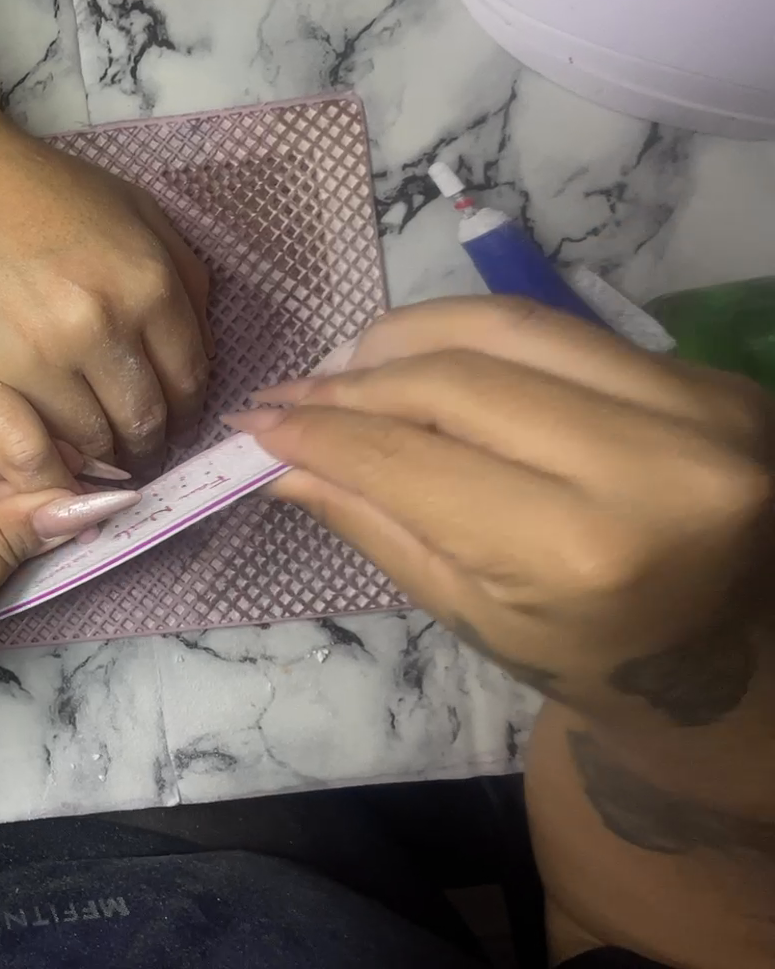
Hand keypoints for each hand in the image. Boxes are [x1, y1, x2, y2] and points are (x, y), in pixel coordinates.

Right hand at [0, 130, 212, 490]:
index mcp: (146, 284)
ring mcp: (33, 361)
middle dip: (146, 444)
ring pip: (89, 444)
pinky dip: (47, 481)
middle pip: (143, 422)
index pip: (189, 381)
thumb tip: (195, 352)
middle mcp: (98, 329)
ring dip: (99, 459)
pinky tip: (55, 480)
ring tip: (91, 456)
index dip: (185, 413)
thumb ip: (183, 275)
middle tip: (134, 449)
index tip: (170, 423)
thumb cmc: (33, 189)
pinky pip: (24, 457)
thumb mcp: (135, 208)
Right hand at [226, 297, 773, 728]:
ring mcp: (694, 408)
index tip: (248, 423)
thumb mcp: (452, 600)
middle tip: (282, 397)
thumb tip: (270, 458)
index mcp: (580, 549)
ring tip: (339, 371)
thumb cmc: (574, 646)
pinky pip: (544, 327)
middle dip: (341, 386)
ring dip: (392, 342)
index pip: (402, 460)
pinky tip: (409, 359)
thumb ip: (360, 516)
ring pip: (494, 328)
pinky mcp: (701, 375)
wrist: (730, 649)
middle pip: (444, 382)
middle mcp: (652, 465)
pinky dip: (454, 333)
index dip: (311, 433)